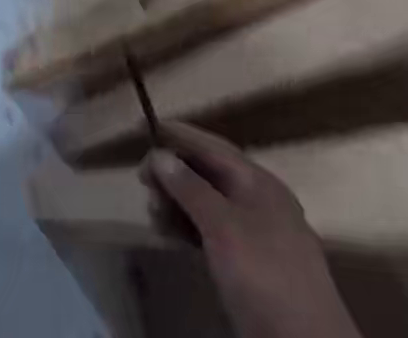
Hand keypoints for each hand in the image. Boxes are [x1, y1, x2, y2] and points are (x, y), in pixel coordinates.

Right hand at [140, 122, 361, 337]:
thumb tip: (160, 155)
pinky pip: (210, 231)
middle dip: (174, 172)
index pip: (213, 147)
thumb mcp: (223, 227)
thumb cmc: (265, 278)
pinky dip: (188, 228)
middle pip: (208, 173)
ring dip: (177, 202)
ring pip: (207, 204)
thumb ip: (190, 188)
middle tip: (142, 181)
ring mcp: (254, 235)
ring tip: (153, 214)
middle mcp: (258, 202)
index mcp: (259, 184)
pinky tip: (168, 235)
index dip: (179, 135)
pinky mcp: (247, 265)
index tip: (144, 128)